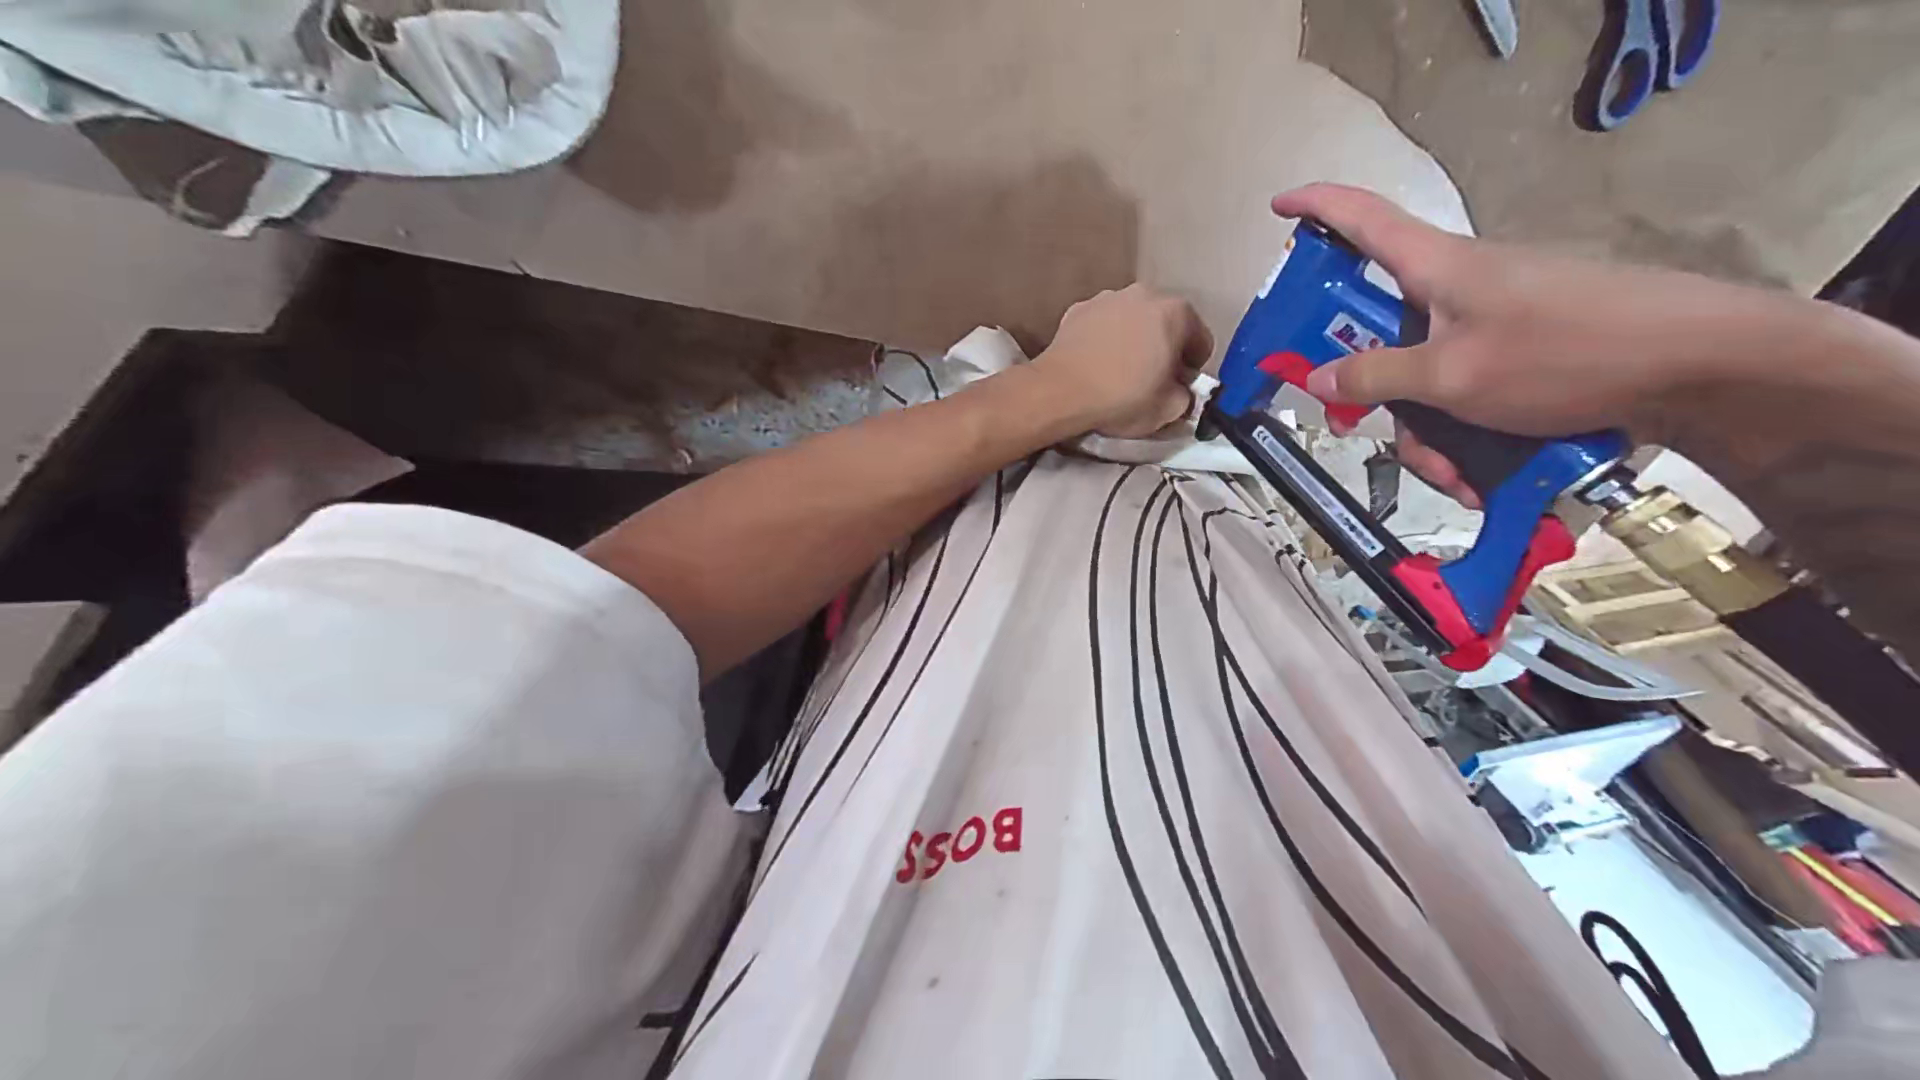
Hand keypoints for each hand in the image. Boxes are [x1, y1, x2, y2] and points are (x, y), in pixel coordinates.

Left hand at [1028, 284, 1213, 438]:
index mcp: (1177, 312)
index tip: (1178, 388)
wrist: (1059, 391)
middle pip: (1166, 325)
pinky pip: (1102, 325)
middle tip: (1150, 381)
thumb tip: (1180, 392)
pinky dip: (1104, 339)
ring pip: (1133, 321)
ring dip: (1133, 340)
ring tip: (1119, 372)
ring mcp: (1108, 297)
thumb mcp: (1168, 410)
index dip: (1192, 369)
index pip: (1201, 342)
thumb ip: (1186, 397)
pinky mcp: (1078, 308)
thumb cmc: (1122, 397)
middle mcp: (1145, 293)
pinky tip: (1095, 364)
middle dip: (1163, 349)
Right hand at [1268, 184, 1815, 500]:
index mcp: (1435, 269)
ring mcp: (1486, 325)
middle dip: (1368, 392)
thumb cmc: (1565, 352)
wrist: (1703, 369)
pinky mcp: (1516, 356)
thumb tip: (1315, 380)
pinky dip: (1461, 439)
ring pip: (1419, 379)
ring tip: (1454, 477)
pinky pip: (1460, 395)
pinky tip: (1480, 477)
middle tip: (1355, 425)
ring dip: (1425, 436)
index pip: (1363, 220)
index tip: (1278, 208)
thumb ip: (1375, 376)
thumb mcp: (1451, 374)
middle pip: (1378, 332)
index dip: (1316, 208)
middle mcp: (1454, 290)